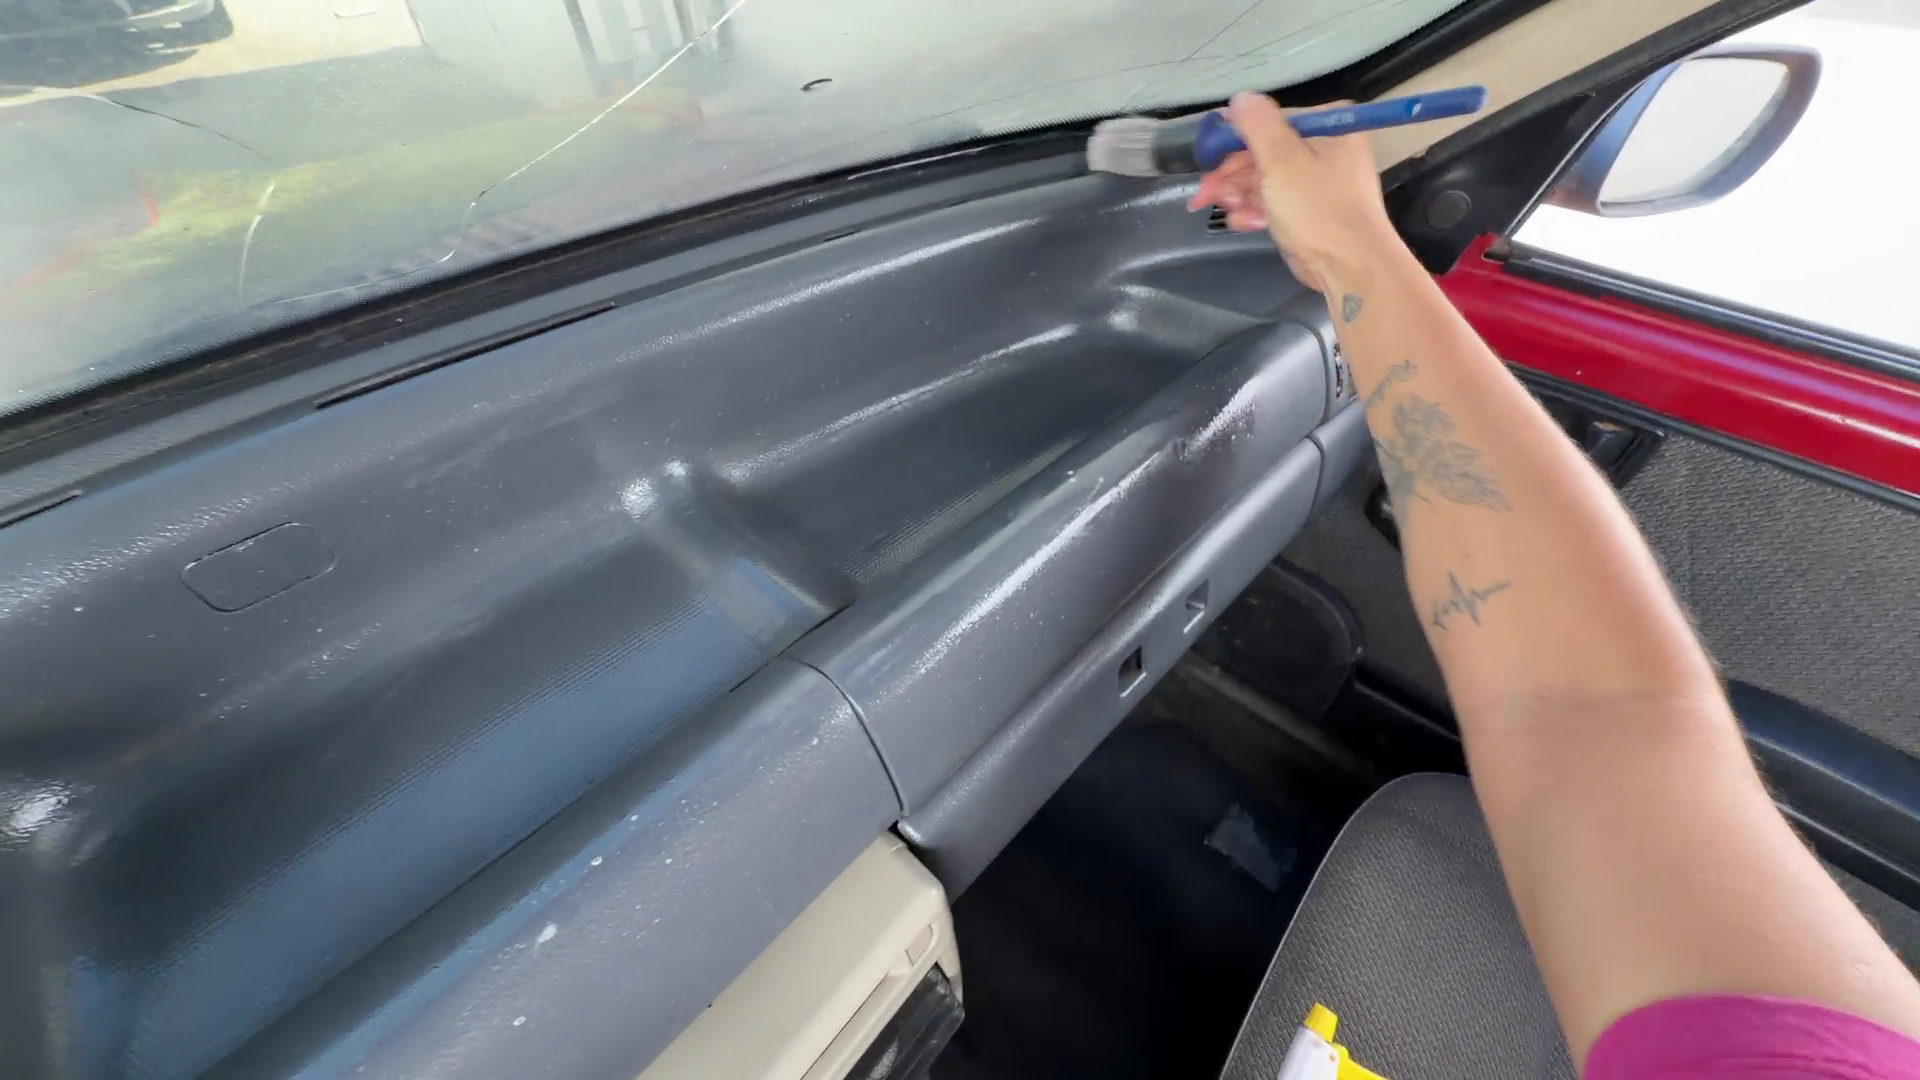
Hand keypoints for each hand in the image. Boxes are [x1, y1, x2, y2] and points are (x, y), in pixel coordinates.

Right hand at [1186, 92, 1398, 292]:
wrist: (1347, 263)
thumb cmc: (1317, 209)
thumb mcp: (1281, 161)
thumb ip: (1257, 126)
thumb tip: (1239, 98)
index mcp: (1326, 124)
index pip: (1268, 124)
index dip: (1233, 144)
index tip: (1206, 164)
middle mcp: (1324, 146)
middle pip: (1262, 155)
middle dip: (1232, 177)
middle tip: (1203, 198)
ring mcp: (1315, 180)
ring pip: (1264, 181)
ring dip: (1240, 197)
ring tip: (1231, 212)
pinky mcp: (1307, 209)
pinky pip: (1273, 202)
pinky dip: (1256, 212)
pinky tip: (1247, 224)